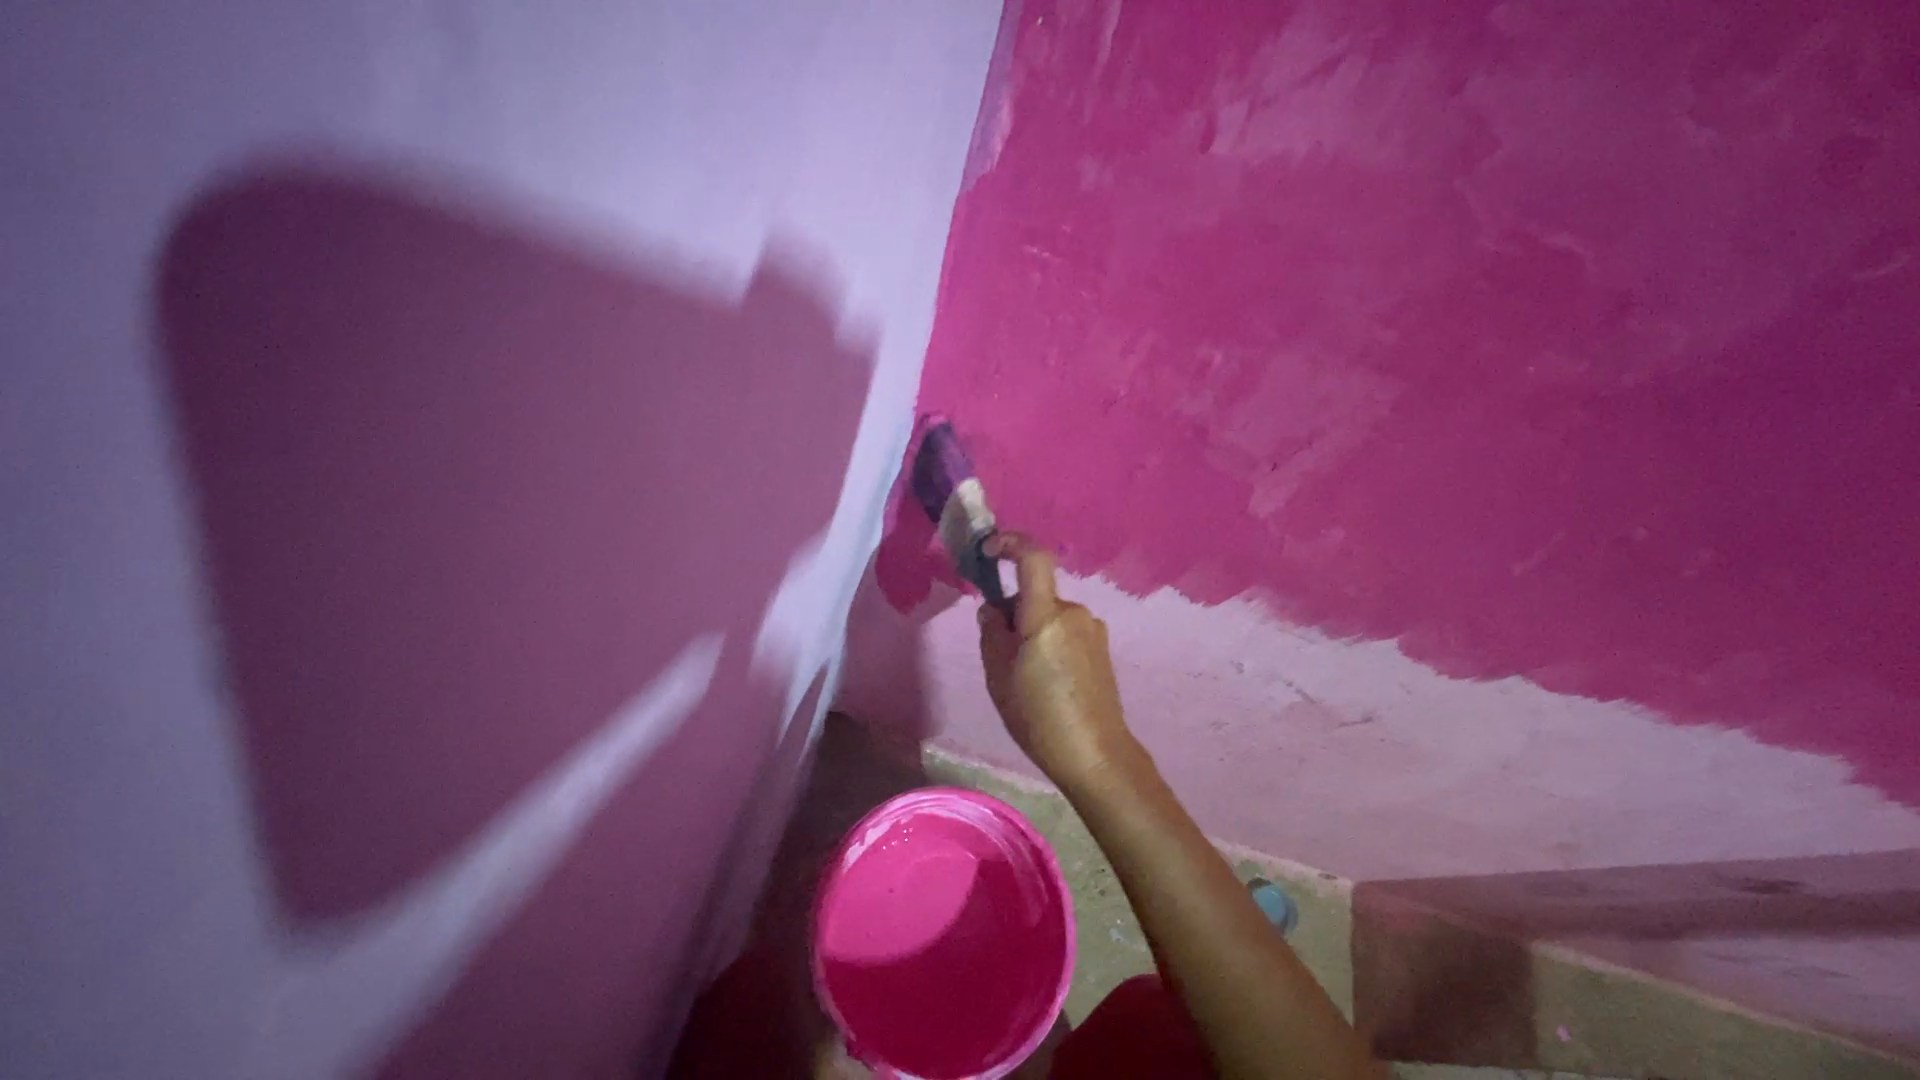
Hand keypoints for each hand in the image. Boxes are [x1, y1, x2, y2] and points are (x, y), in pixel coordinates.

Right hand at [977, 534, 1135, 787]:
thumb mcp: (998, 676)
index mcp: (1045, 615)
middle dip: (1012, 614)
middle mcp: (1074, 613)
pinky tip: (1048, 685)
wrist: (1095, 754)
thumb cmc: (1038, 716)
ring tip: (1024, 680)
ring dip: (1032, 633)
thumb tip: (994, 608)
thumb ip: (991, 631)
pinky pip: (1065, 632)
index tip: (989, 550)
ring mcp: (1092, 630)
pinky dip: (1049, 645)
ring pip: (1049, 616)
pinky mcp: (1101, 649)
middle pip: (1035, 595)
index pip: (1034, 557)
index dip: (1010, 543)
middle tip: (999, 656)